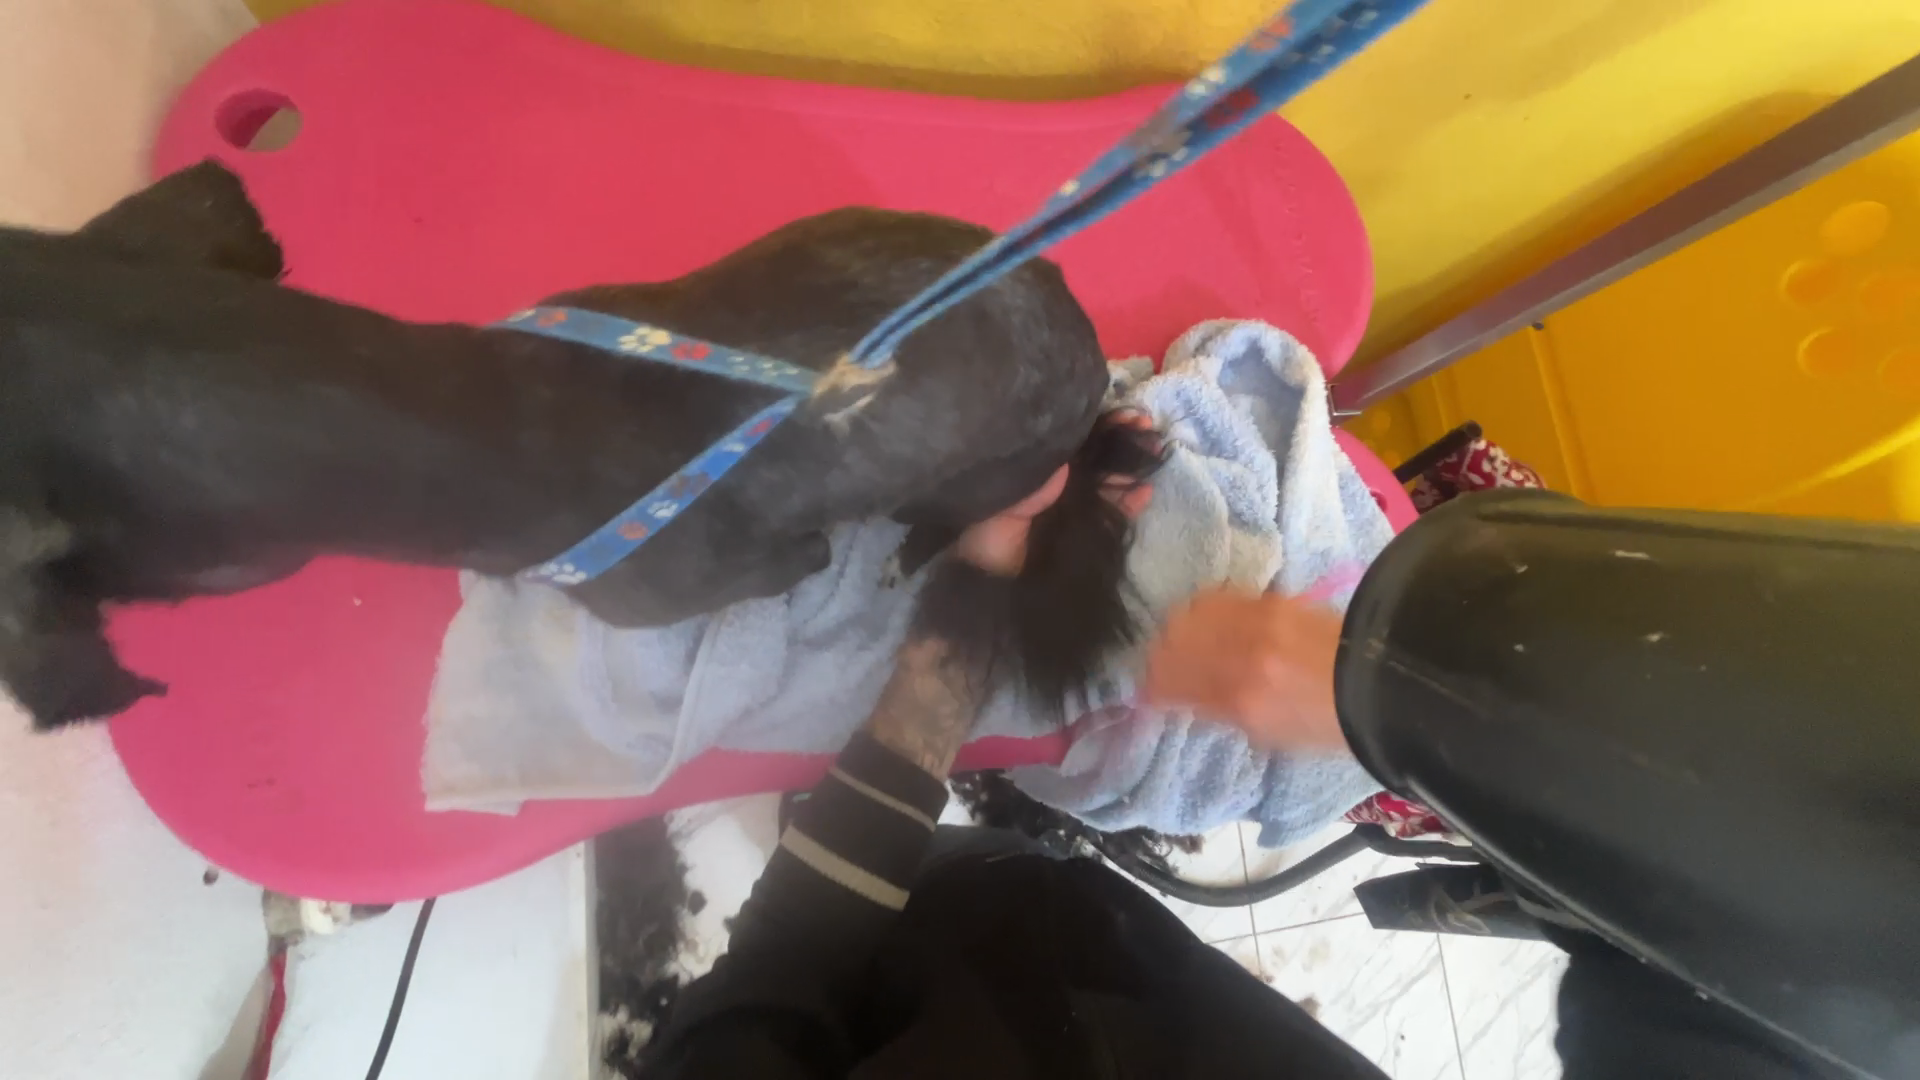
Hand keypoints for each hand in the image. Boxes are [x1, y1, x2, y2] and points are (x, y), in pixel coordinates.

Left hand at [954, 414, 1156, 575]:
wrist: (981, 572)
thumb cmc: (982, 527)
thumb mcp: (1002, 497)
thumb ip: (1033, 484)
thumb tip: (1066, 466)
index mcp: (1041, 465)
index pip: (1076, 437)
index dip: (1101, 423)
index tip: (1124, 413)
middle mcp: (1061, 481)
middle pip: (1099, 454)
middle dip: (1124, 438)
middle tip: (1145, 423)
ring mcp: (1075, 505)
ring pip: (1111, 480)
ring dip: (1133, 465)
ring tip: (1153, 451)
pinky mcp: (1086, 532)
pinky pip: (1114, 515)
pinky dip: (1131, 504)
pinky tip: (1144, 492)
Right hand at [1141, 589, 1349, 751]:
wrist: (1381, 681)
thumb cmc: (1328, 721)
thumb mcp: (1271, 735)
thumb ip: (1224, 714)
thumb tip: (1189, 701)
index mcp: (1240, 701)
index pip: (1174, 688)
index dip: (1153, 690)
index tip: (1148, 693)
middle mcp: (1239, 659)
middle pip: (1171, 647)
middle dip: (1157, 658)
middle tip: (1159, 666)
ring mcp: (1252, 625)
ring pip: (1186, 618)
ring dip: (1174, 631)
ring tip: (1177, 640)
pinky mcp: (1267, 601)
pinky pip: (1214, 599)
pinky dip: (1199, 610)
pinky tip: (1202, 618)